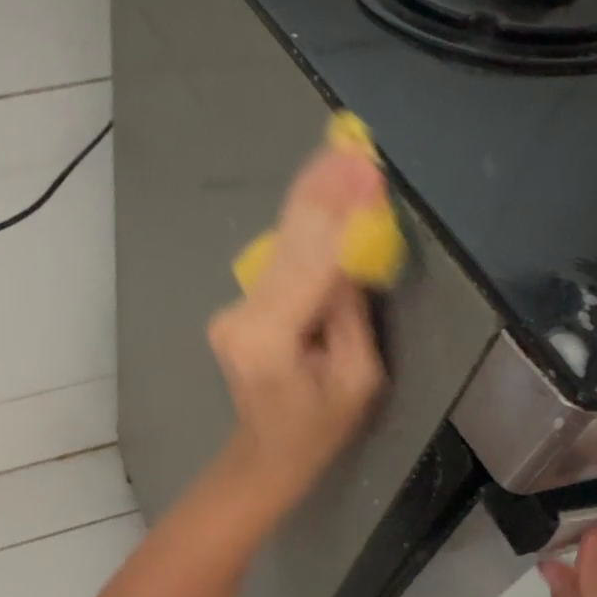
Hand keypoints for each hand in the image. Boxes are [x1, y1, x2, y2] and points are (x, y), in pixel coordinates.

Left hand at [207, 143, 386, 508]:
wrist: (267, 453)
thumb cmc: (320, 428)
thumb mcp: (358, 377)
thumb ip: (351, 312)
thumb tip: (350, 248)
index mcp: (268, 340)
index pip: (312, 265)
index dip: (341, 215)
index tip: (364, 170)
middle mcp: (240, 317)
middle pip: (289, 244)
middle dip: (323, 193)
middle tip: (349, 144)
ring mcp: (232, 311)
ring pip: (280, 247)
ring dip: (312, 200)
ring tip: (340, 153)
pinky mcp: (237, 308)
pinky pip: (278, 262)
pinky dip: (303, 227)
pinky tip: (322, 189)